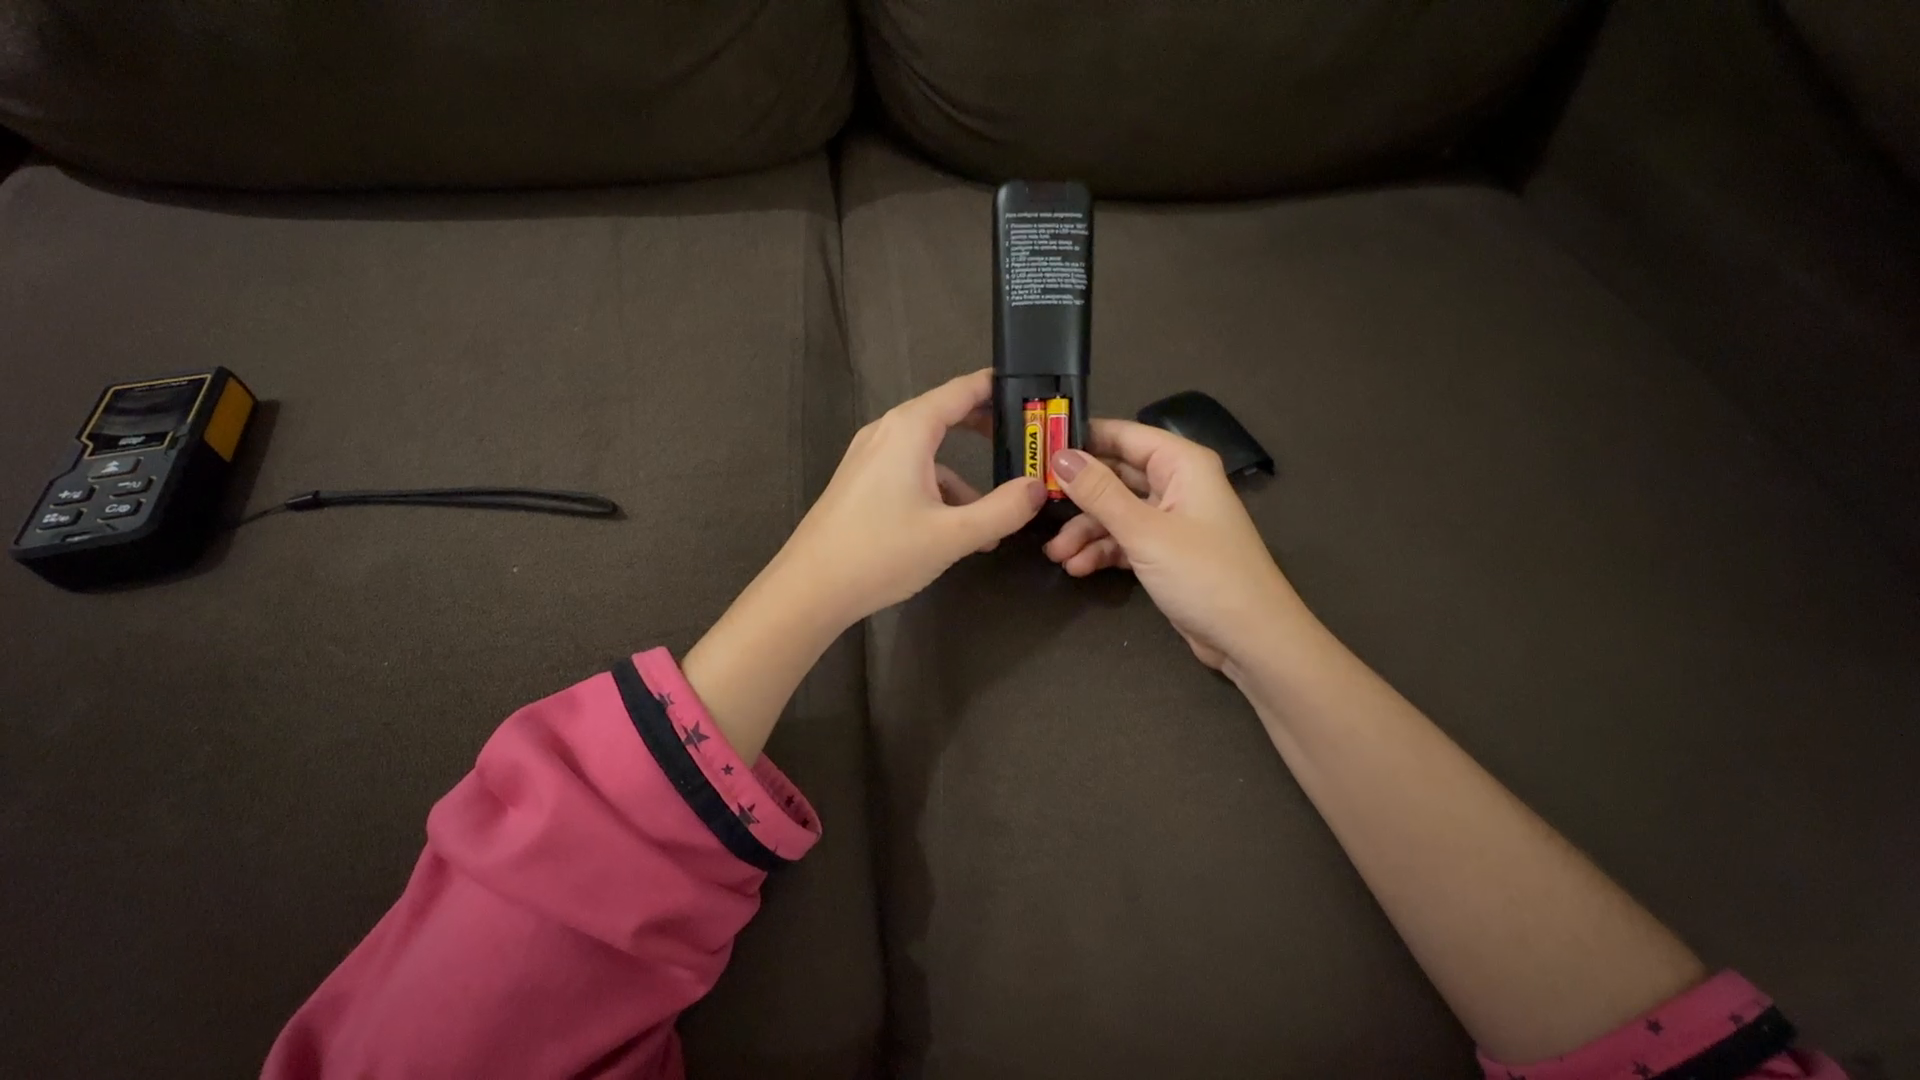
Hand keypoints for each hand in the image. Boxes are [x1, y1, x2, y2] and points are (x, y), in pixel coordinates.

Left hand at [776, 369, 1047, 627]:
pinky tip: (956, 534)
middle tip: (1026, 442)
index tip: (1032, 391)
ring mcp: (869, 458)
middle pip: (945, 415)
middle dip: (986, 429)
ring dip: (964, 478)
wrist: (810, 589)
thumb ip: (1003, 510)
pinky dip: (938, 493)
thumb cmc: (881, 553)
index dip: (998, 387)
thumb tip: (1039, 488)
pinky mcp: (861, 484)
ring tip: (996, 517)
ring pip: (929, 453)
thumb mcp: (953, 534)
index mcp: (908, 429)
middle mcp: (887, 432)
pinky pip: (910, 474)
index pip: (962, 390)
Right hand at [1043, 420, 1302, 669]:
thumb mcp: (1144, 531)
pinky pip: (1125, 540)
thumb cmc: (1204, 574)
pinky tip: (1078, 568)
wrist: (1250, 637)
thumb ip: (1099, 493)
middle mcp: (1177, 484)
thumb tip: (1059, 456)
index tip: (1039, 449)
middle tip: (1036, 506)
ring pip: (1115, 513)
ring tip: (1056, 555)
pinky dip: (1102, 552)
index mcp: (1182, 464)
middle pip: (1115, 476)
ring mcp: (1171, 520)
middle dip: (1077, 495)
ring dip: (1085, 532)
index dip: (1082, 440)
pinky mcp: (1165, 553)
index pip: (1123, 435)